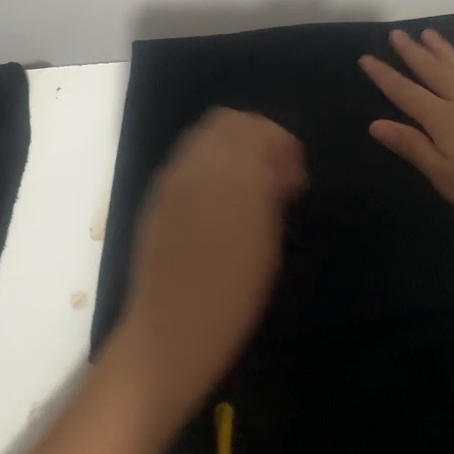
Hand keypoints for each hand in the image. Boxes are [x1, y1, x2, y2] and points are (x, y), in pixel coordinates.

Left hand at [113, 108, 305, 416]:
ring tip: (248, 188)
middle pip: (228, 122)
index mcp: (234, 174)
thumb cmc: (232, 295)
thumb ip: (272, 193)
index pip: (261, 130)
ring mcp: (172, 178)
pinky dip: (209, 166)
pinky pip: (187, 161)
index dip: (284, 145)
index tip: (297, 179)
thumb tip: (277, 171)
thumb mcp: (268, 243)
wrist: (170, 331)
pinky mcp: (157, 195)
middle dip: (256, 138)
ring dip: (231, 149)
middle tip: (274, 175)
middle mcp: (198, 164)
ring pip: (204, 136)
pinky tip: (220, 203)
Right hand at [360, 29, 453, 257]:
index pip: (406, 93)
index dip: (385, 76)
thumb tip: (376, 123)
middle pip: (434, 72)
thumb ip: (413, 147)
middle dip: (412, 53)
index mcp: (444, 120)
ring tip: (428, 33)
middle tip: (396, 34)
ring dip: (444, 50)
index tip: (366, 57)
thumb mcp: (446, 179)